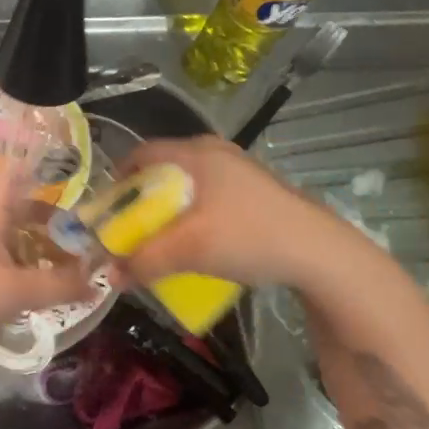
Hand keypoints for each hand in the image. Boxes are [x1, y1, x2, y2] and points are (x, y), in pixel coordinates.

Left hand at [0, 160, 94, 344]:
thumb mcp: (22, 291)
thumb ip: (62, 286)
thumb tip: (96, 286)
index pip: (13, 173)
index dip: (37, 163)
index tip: (65, 163)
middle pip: (23, 205)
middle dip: (54, 216)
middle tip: (82, 228)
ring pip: (18, 230)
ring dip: (44, 240)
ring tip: (71, 258)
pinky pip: (10, 250)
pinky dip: (31, 257)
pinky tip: (48, 276)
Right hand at [109, 135, 357, 287]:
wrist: (319, 252)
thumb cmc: (248, 236)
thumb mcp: (188, 250)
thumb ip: (143, 261)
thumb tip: (110, 276)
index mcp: (196, 153)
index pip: (141, 155)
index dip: (118, 181)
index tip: (108, 212)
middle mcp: (216, 153)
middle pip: (163, 171)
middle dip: (142, 202)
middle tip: (132, 231)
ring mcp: (240, 170)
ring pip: (188, 186)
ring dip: (169, 213)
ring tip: (162, 242)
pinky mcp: (256, 192)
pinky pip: (210, 197)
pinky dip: (194, 217)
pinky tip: (198, 244)